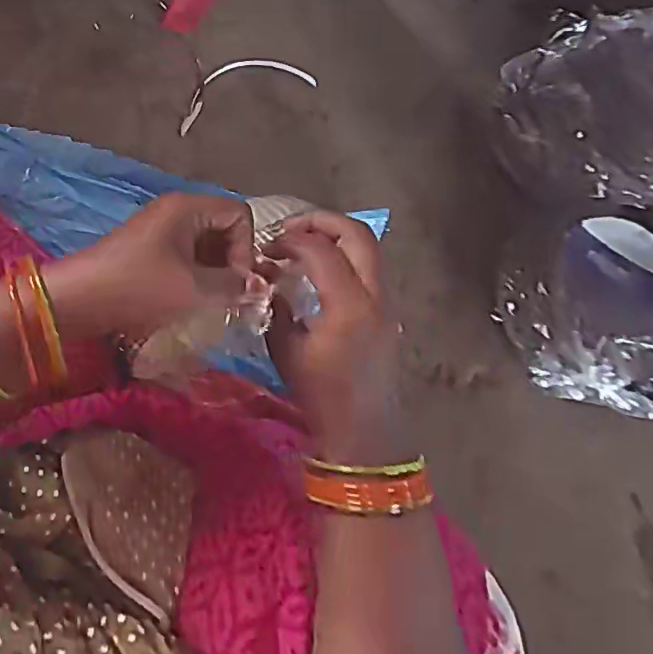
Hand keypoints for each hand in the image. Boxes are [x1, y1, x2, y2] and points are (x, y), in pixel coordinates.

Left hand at [47, 193, 254, 340]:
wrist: (78, 298)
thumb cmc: (137, 287)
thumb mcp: (192, 289)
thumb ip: (232, 286)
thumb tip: (256, 288)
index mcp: (187, 207)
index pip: (239, 214)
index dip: (246, 247)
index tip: (235, 280)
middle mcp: (175, 211)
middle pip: (224, 229)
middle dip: (232, 262)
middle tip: (229, 295)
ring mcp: (159, 230)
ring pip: (205, 246)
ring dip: (214, 273)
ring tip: (211, 302)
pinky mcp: (148, 250)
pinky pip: (185, 256)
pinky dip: (195, 276)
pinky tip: (191, 301)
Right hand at [262, 212, 413, 464]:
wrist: (364, 432)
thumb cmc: (321, 394)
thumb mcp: (286, 349)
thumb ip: (276, 306)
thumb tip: (266, 277)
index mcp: (349, 306)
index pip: (321, 250)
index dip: (290, 240)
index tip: (266, 248)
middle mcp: (375, 296)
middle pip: (358, 234)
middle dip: (321, 221)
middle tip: (288, 228)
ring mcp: (386, 302)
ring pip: (367, 247)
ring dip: (333, 236)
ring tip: (299, 243)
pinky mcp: (386, 311)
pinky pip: (367, 267)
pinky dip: (342, 255)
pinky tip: (316, 269)